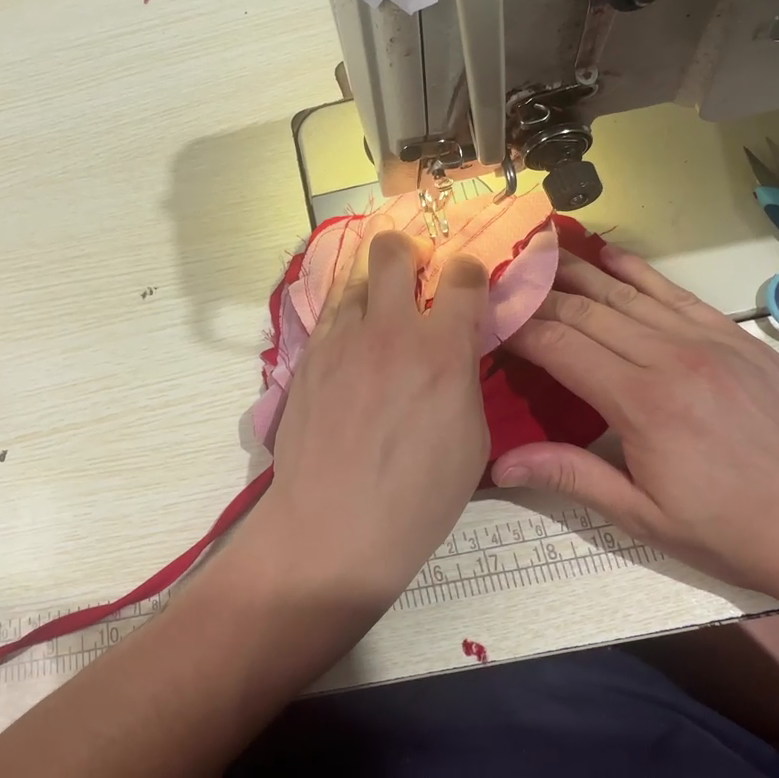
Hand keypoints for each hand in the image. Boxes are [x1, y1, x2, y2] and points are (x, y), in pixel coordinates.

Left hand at [258, 222, 491, 604]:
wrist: (333, 526)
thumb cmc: (417, 500)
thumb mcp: (470, 440)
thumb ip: (463, 379)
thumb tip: (457, 350)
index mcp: (442, 352)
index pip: (462, 277)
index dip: (470, 272)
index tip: (467, 283)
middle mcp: (389, 332)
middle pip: (393, 252)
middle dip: (409, 252)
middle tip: (415, 275)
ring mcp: (341, 340)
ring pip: (355, 280)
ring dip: (373, 289)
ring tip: (379, 318)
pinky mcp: (308, 356)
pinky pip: (329, 315)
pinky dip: (345, 317)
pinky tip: (351, 344)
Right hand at [492, 245, 778, 607]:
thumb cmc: (736, 534)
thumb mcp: (645, 517)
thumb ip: (571, 477)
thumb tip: (499, 462)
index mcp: (643, 402)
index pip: (559, 345)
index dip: (516, 328)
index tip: (484, 317)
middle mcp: (673, 356)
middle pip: (586, 310)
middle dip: (536, 293)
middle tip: (498, 278)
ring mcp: (711, 340)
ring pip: (626, 292)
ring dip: (577, 271)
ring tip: (537, 253)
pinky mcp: (739, 339)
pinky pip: (675, 292)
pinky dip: (636, 271)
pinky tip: (609, 255)